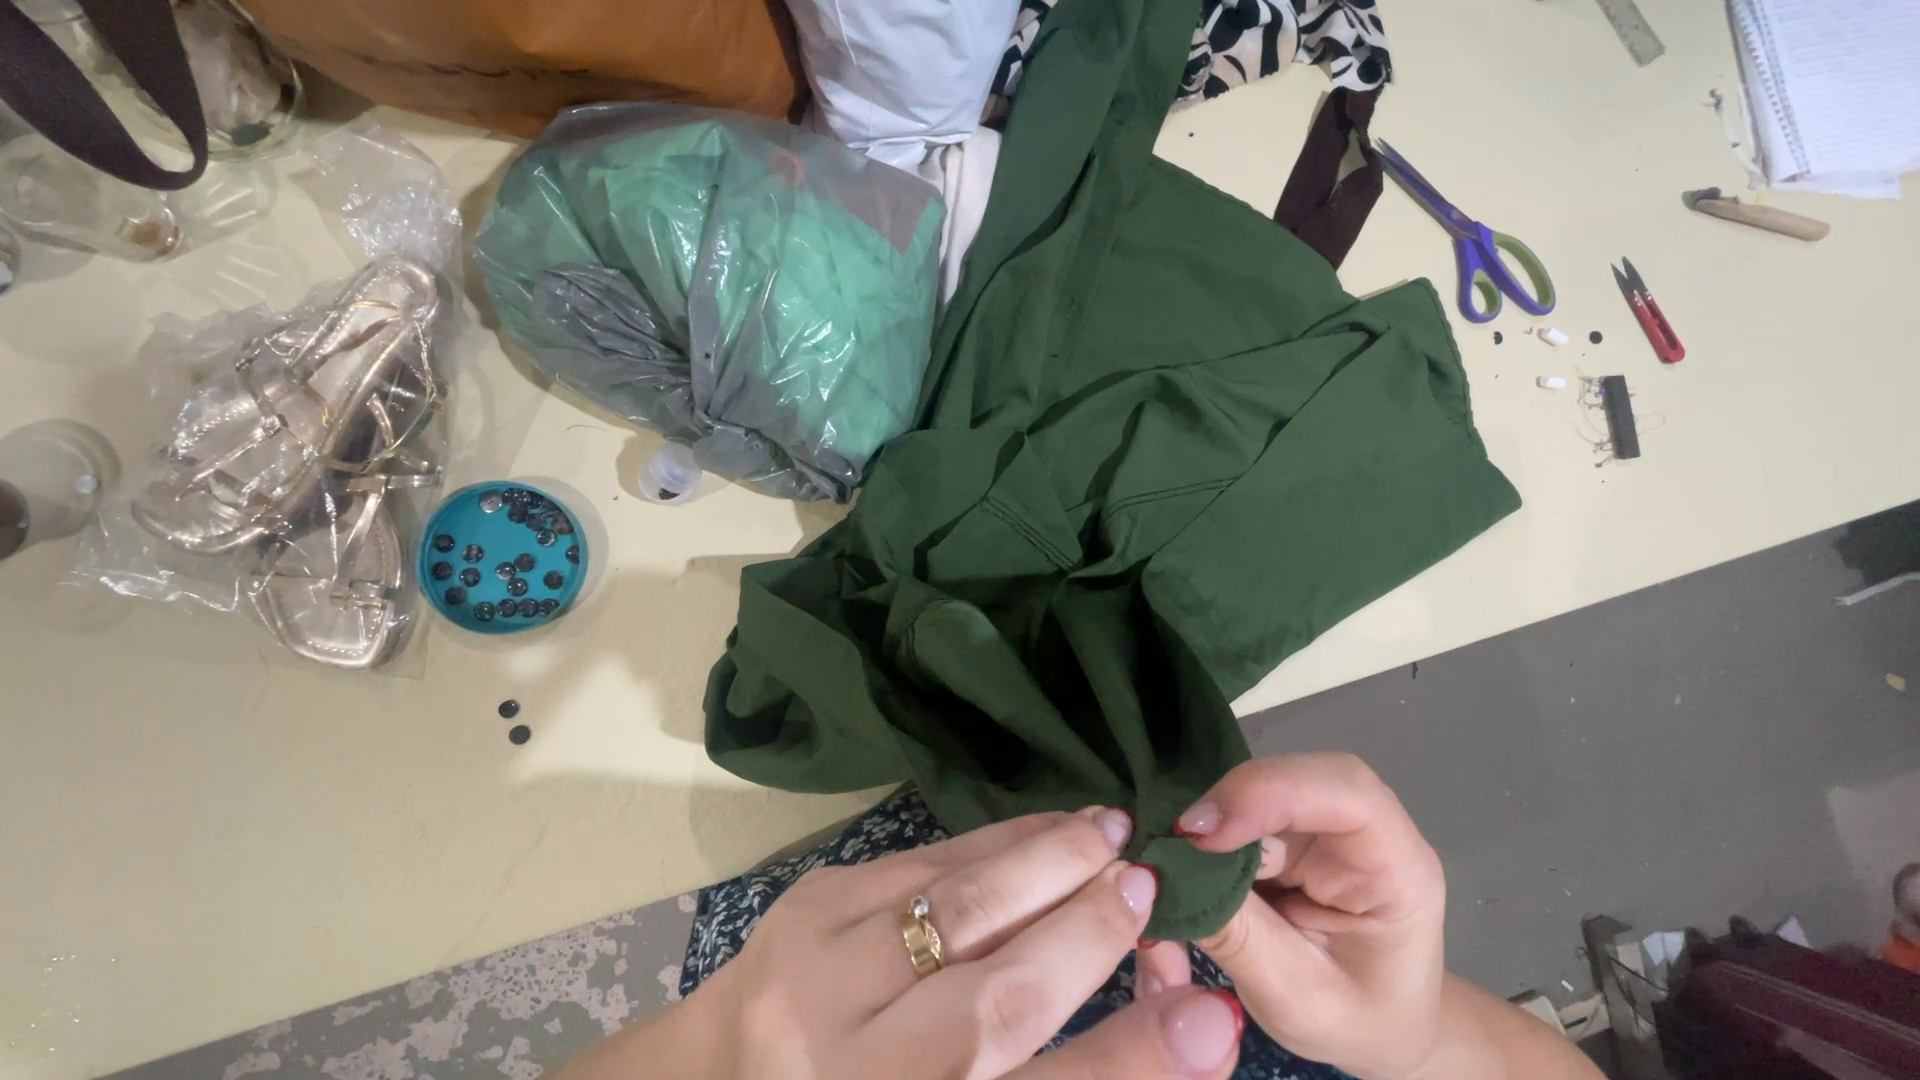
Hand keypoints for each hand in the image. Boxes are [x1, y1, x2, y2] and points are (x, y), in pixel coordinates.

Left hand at [560, 808, 1244, 1079]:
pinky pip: (921, 862)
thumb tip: (1179, 1025)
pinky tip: (1045, 827)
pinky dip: (997, 841)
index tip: (1208, 1020)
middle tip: (1150, 881)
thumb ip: (1054, 1069)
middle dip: (1085, 935)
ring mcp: (820, 974)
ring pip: (954, 909)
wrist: (722, 1068)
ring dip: (1043, 864)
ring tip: (1109, 833)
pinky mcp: (811, 903)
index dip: (1124, 1062)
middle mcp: (851, 1064)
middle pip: (991, 998)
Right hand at [1153, 753, 1601, 1079]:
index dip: (1270, 792)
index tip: (1202, 833)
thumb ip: (1236, 935)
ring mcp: (1318, 827)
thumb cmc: (1356, 1022)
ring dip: (1205, 826)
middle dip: (1223, 808)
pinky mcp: (1284, 834)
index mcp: (1396, 865)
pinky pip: (1234, 816)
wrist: (1373, 1030)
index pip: (1345, 791)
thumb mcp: (1297, 998)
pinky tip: (1180, 869)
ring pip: (1251, 794)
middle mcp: (1358, 828)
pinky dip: (1200, 841)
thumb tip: (1160, 879)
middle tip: (1167, 849)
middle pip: (1287, 781)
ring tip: (1167, 866)